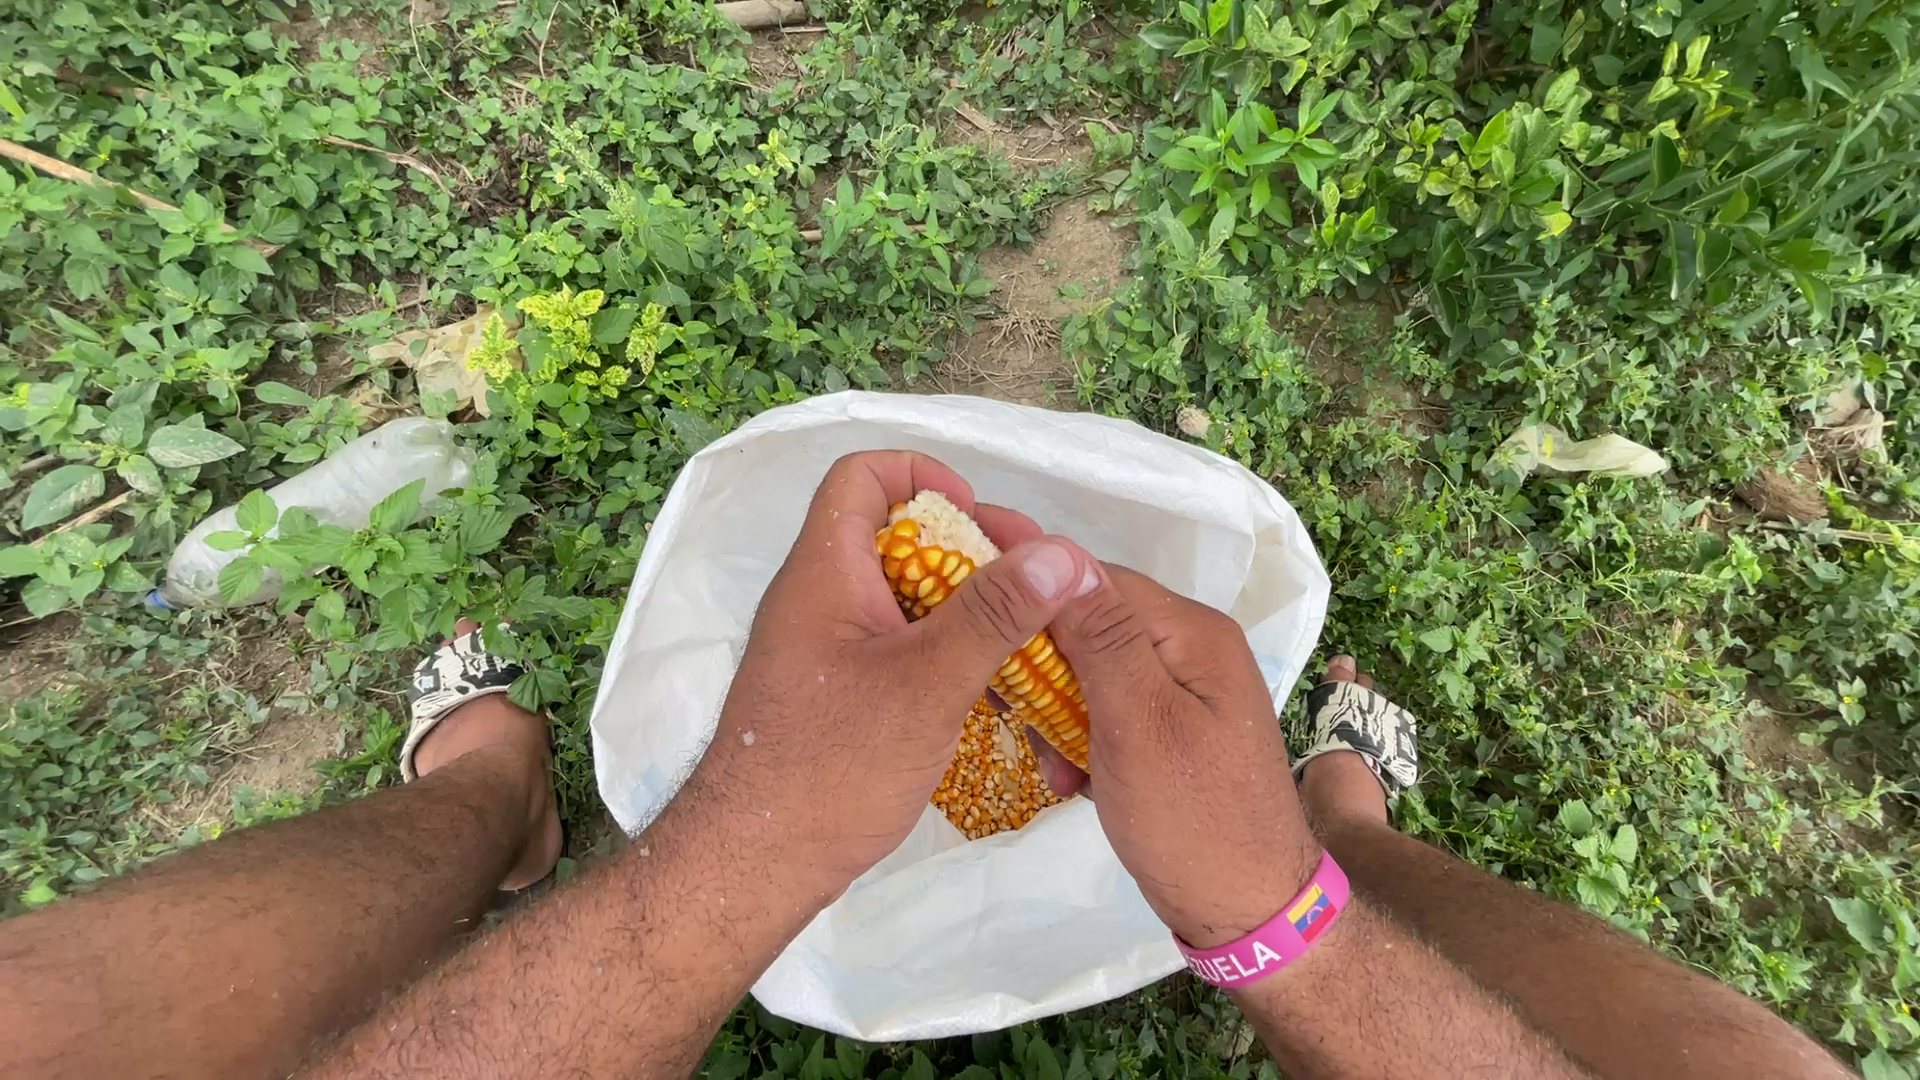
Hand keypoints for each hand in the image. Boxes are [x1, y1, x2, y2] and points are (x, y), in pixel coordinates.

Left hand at [691, 450, 1103, 890]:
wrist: (757, 862)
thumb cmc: (832, 764)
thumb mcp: (925, 682)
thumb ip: (994, 614)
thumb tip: (1062, 553)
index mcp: (825, 569)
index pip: (861, 475)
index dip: (921, 474)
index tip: (975, 513)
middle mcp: (822, 593)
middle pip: (895, 532)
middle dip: (966, 545)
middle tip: (1025, 580)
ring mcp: (830, 642)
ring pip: (904, 591)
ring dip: (963, 600)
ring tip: (1023, 628)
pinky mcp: (842, 684)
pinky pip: (901, 637)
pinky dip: (946, 642)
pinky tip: (990, 675)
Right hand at [1049, 566, 1322, 946]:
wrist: (1247, 912)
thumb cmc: (1190, 818)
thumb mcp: (1138, 722)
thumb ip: (1102, 637)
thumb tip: (1062, 553)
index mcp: (1191, 631)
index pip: (1094, 578)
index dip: (1036, 596)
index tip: (986, 631)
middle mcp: (1190, 645)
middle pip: (1091, 622)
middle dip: (1045, 666)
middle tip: (1011, 711)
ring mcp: (1181, 685)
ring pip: (1091, 667)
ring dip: (1058, 709)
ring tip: (1053, 762)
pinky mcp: (1169, 722)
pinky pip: (1108, 704)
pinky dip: (1081, 734)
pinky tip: (1072, 775)